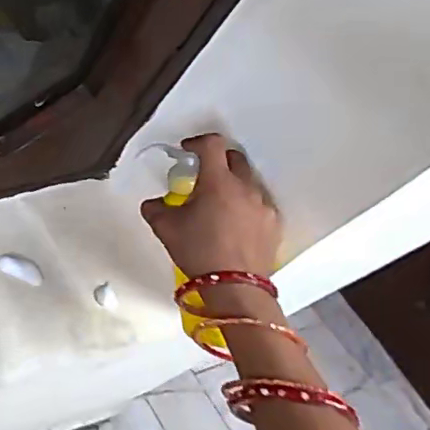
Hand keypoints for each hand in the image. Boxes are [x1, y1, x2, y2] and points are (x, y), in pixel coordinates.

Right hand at [140, 133, 280, 276]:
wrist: (235, 288)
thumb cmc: (199, 252)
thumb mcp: (164, 226)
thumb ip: (155, 207)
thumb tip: (155, 204)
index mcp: (217, 181)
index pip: (212, 144)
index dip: (197, 142)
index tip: (187, 150)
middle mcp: (245, 188)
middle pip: (234, 157)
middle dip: (217, 160)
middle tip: (202, 175)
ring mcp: (263, 206)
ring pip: (248, 181)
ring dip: (232, 183)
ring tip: (217, 202)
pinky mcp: (274, 224)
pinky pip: (259, 203)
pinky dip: (245, 204)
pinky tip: (233, 221)